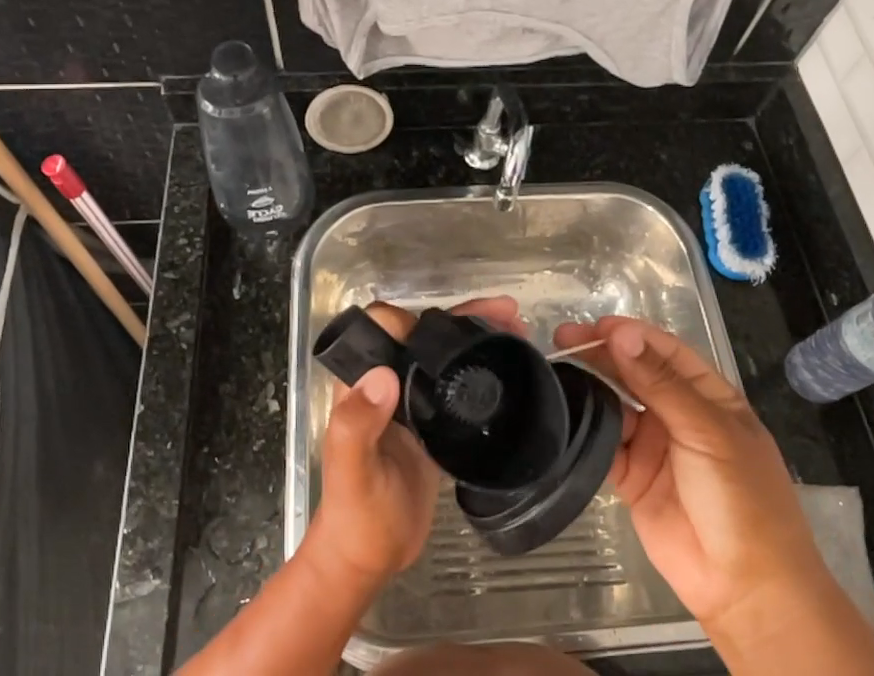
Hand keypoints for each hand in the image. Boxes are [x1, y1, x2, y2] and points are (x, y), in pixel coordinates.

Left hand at [309, 297, 524, 585]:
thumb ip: (357, 424)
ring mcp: (411, 407)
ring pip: (442, 359)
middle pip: (422, 336)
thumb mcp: (353, 471)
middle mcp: (386, 387)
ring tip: (520, 332)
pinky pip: (456, 389)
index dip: (417, 316)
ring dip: (476, 340)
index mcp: (362, 386)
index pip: (383, 329)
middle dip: (462, 319)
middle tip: (509, 315)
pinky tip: (510, 372)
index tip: (457, 320)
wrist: (369, 558)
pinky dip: (481, 373)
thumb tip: (381, 377)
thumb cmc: (356, 515)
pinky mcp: (432, 429)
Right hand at [551, 316, 833, 626]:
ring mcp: (655, 447)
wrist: (745, 584)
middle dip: (602, 355)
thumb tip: (621, 334)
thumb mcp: (706, 431)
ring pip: (615, 406)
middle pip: (635, 374)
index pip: (665, 351)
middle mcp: (679, 415)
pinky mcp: (632, 479)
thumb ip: (660, 383)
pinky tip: (561, 413)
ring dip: (589, 388)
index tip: (594, 326)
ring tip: (554, 371)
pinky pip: (604, 445)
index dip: (631, 335)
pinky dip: (584, 429)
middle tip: (561, 340)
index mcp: (709, 396)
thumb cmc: (742, 497)